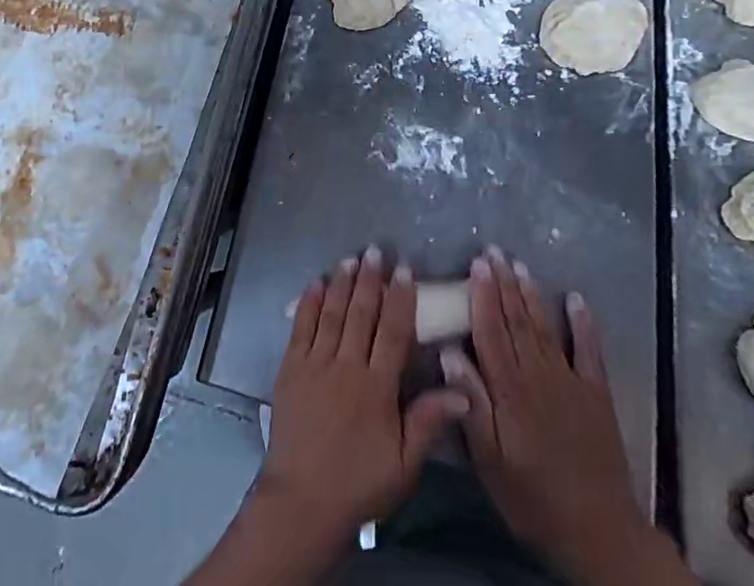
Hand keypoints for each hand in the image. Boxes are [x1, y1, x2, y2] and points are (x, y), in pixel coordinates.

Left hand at [256, 247, 468, 541]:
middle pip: (361, 314)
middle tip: (377, 251)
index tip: (405, 272)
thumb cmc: (359, 483)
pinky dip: (309, 304)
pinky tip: (316, 284)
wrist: (301, 502)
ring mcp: (314, 365)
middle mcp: (346, 367)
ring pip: (331, 315)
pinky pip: (301, 329)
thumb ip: (429, 421)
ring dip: (342, 284)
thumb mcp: (404, 463)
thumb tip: (463, 390)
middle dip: (370, 280)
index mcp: (377, 387)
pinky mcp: (290, 371)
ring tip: (351, 259)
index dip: (400, 299)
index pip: (393, 332)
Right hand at [442, 248, 693, 585]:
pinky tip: (576, 298)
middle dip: (503, 283)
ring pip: (544, 327)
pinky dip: (583, 323)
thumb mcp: (488, 459)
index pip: (490, 331)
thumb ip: (470, 403)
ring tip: (519, 265)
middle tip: (493, 251)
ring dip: (531, 294)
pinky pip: (588, 350)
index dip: (482, 296)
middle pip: (517, 320)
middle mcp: (538, 375)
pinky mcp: (596, 394)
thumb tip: (448, 352)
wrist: (597, 529)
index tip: (476, 264)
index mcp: (508, 389)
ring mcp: (570, 381)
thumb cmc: (530, 497)